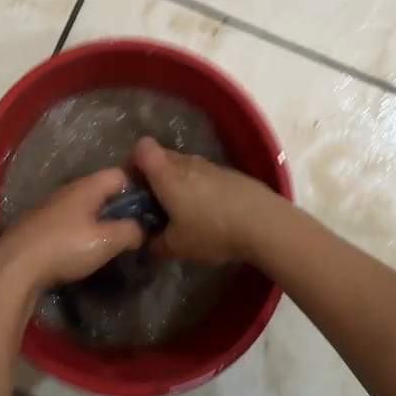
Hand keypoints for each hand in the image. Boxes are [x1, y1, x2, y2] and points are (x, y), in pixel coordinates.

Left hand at [0, 169, 146, 292]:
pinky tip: (85, 251)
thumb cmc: (65, 247)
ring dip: (101, 221)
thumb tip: (142, 229)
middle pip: (103, 190)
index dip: (139, 188)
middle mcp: (70, 190)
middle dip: (120, 208)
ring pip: (86, 207)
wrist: (16, 265)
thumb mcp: (106, 241)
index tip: (149, 210)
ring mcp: (54, 206)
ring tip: (113, 243)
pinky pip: (72, 221)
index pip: (121, 174)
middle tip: (135, 230)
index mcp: (88, 186)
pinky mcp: (42, 225)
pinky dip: (83, 231)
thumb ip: (130, 231)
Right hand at [133, 137, 278, 264]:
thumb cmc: (211, 230)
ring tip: (183, 212)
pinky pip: (204, 175)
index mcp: (166, 174)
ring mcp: (209, 166)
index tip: (134, 186)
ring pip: (184, 167)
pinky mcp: (229, 174)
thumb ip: (156, 244)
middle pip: (162, 157)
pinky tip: (209, 214)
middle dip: (154, 176)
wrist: (262, 222)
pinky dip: (199, 189)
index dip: (133, 162)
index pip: (141, 148)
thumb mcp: (177, 246)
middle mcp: (186, 162)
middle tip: (156, 204)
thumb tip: (148, 244)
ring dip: (178, 183)